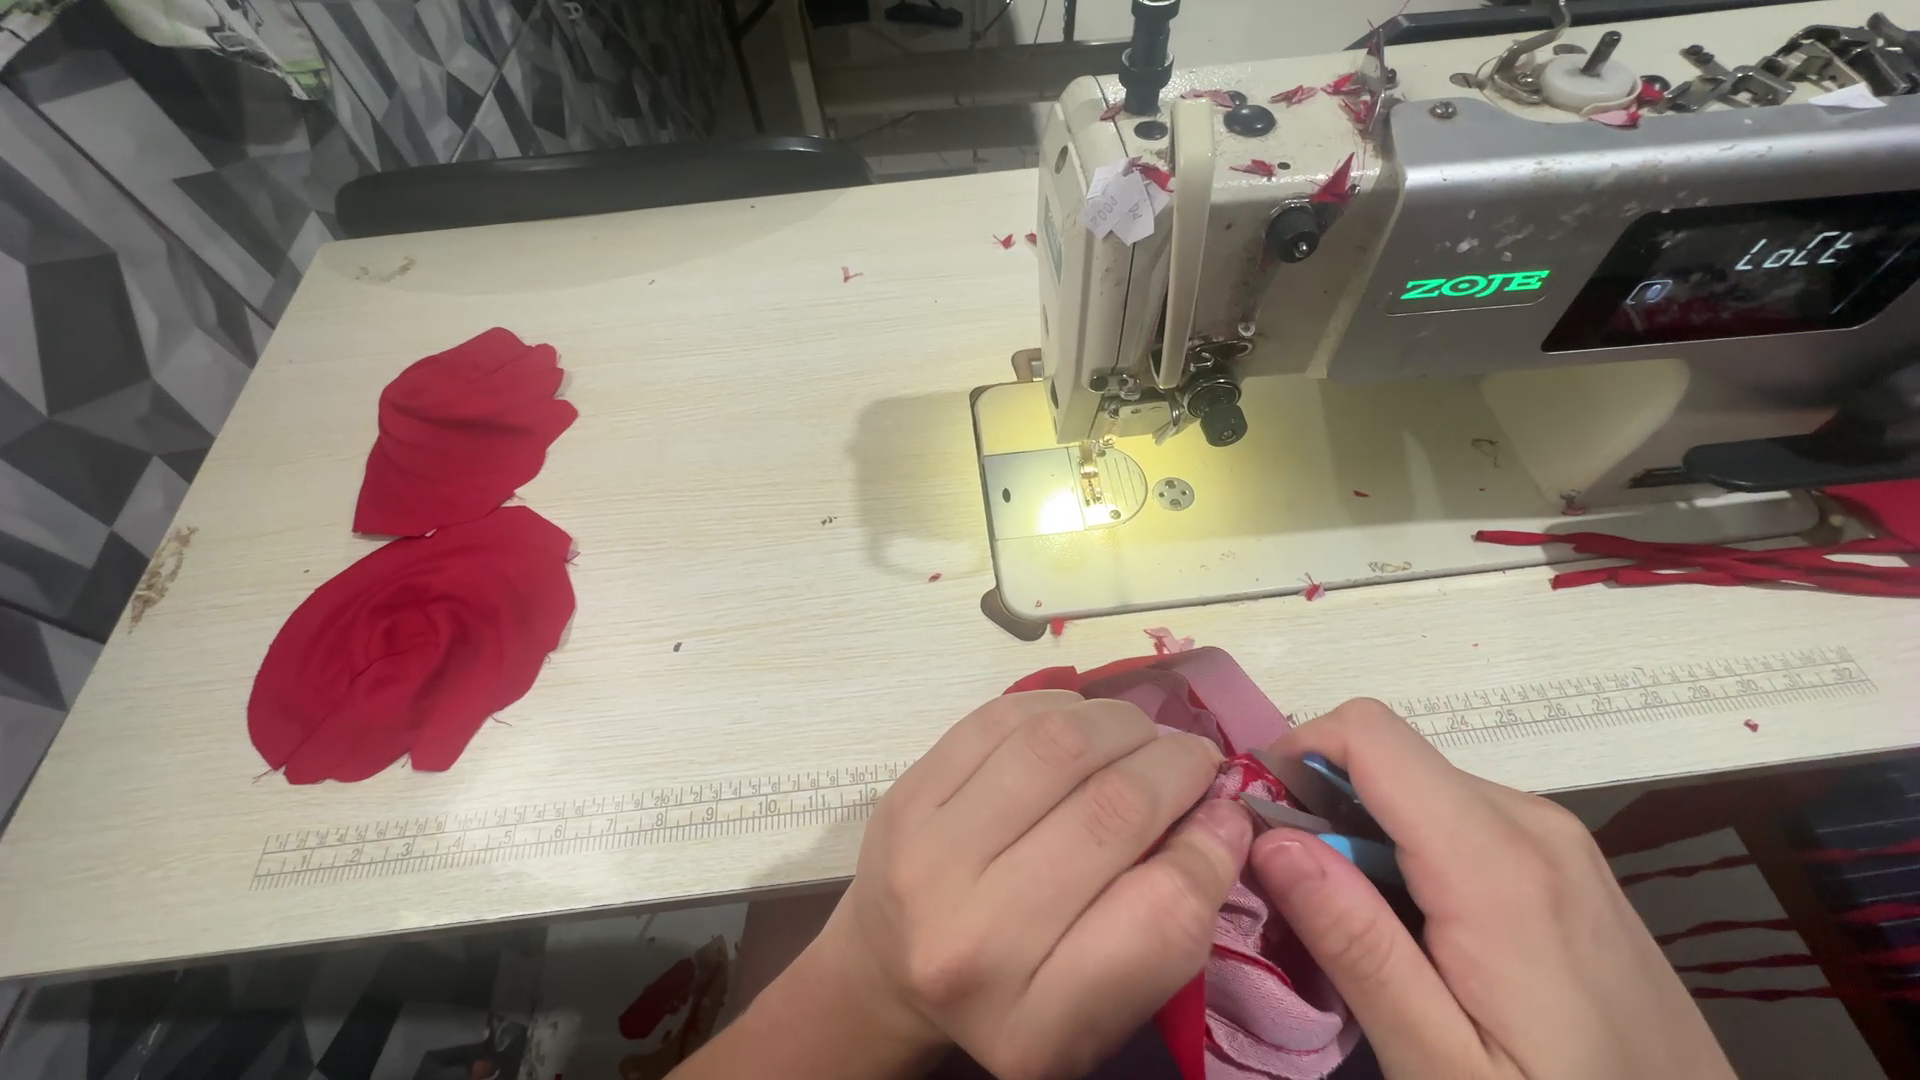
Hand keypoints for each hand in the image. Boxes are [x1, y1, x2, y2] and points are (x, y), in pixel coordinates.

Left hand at [795, 690, 1252, 1079]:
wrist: (888, 969)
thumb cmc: (1005, 994)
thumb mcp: (1092, 1008)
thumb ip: (1163, 928)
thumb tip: (1221, 815)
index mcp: (1035, 1024)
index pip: (1159, 920)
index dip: (1212, 852)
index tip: (1228, 816)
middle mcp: (972, 939)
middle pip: (1110, 814)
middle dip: (1175, 768)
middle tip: (1197, 758)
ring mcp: (927, 853)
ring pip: (1057, 747)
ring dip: (1123, 724)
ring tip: (1145, 735)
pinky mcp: (906, 792)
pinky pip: (1001, 718)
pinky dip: (1062, 707)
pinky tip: (1084, 721)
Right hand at [1251, 699, 1734, 1079]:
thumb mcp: (1442, 1066)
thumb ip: (1356, 944)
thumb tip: (1269, 838)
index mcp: (1496, 860)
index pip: (1367, 732)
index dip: (1295, 757)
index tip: (1263, 830)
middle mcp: (1528, 820)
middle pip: (1382, 757)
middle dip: (1320, 810)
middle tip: (1304, 905)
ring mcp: (1553, 836)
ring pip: (1411, 784)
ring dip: (1359, 834)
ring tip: (1365, 931)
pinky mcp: (1560, 858)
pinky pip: (1450, 814)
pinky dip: (1404, 849)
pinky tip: (1419, 932)